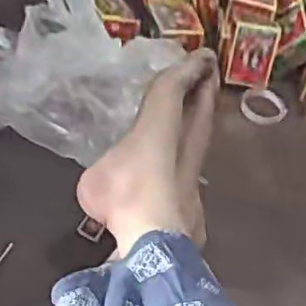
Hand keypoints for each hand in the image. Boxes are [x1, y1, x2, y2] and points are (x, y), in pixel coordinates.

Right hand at [76, 50, 218, 252]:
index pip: (173, 96)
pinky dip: (182, 200)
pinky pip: (189, 205)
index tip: (201, 58)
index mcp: (159, 136)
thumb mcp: (96, 184)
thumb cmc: (123, 201)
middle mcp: (184, 163)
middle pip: (200, 124)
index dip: (186, 74)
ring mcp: (193, 197)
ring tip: (184, 149)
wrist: (151, 247)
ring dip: (193, 153)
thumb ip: (106, 179)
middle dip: (204, 100)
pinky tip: (171, 210)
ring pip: (197, 166)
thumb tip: (107, 200)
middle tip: (209, 82)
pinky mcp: (195, 229)